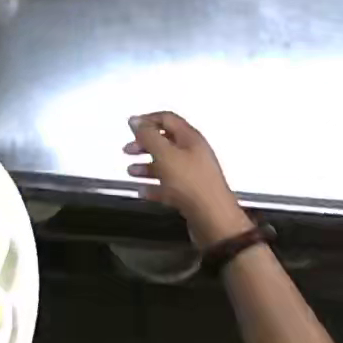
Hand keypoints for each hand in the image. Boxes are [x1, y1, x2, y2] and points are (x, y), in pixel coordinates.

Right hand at [125, 112, 253, 245]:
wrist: (215, 223)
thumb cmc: (190, 183)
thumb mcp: (165, 155)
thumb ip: (148, 135)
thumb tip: (135, 120)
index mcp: (190, 139)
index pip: (167, 119)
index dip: (147, 120)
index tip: (130, 127)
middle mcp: (193, 153)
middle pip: (165, 141)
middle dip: (144, 144)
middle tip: (127, 150)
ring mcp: (194, 175)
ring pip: (166, 164)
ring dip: (146, 166)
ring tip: (131, 172)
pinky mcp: (192, 194)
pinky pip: (169, 185)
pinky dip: (155, 186)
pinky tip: (142, 191)